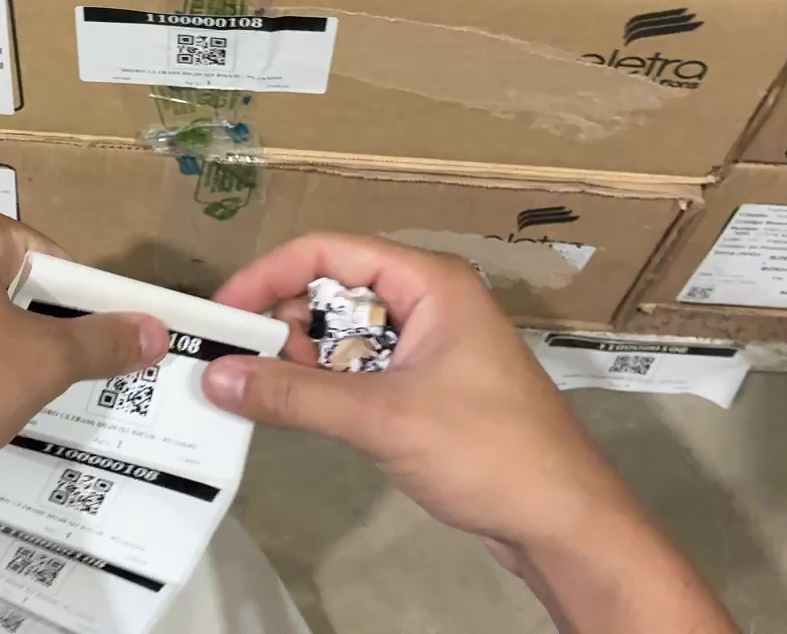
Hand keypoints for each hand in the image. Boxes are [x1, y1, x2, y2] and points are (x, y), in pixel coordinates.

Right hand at [198, 233, 644, 553]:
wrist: (574, 534)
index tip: (224, 312)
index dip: (267, 274)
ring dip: (302, 356)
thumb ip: (292, 395)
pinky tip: (303, 406)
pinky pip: (355, 362)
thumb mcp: (381, 418)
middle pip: (328, 287)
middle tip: (248, 361)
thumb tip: (212, 378)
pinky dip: (323, 379)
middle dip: (284, 322)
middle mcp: (422, 298)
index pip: (324, 251)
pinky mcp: (421, 378)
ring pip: (338, 328)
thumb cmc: (488, 452)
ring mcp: (424, 339)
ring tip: (278, 391)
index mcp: (425, 280)